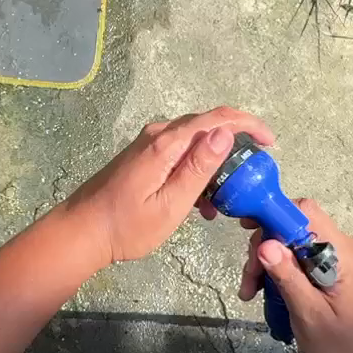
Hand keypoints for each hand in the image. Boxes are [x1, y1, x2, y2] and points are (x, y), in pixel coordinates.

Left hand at [61, 107, 275, 266]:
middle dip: (235, 149)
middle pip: (207, 128)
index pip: (216, 119)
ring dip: (213, 167)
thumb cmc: (127, 226)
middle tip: (250, 179)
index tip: (271, 143)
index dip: (248, 125)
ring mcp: (148, 145)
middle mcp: (158, 135)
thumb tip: (225, 133)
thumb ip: (198, 168)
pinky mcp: (143, 157)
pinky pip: (179, 155)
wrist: (82, 232)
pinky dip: (195, 174)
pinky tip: (199, 204)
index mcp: (167, 144)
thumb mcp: (171, 204)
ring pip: (194, 143)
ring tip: (222, 202)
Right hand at [238, 199, 352, 352]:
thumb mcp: (309, 313)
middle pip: (290, 226)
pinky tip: (260, 292)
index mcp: (340, 253)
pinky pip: (292, 257)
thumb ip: (288, 277)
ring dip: (264, 262)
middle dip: (264, 247)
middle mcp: (337, 248)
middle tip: (250, 281)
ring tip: (250, 292)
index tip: (247, 230)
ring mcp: (330, 258)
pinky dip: (274, 270)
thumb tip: (265, 244)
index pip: (305, 213)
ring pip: (286, 242)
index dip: (274, 214)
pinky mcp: (322, 270)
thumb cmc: (339, 346)